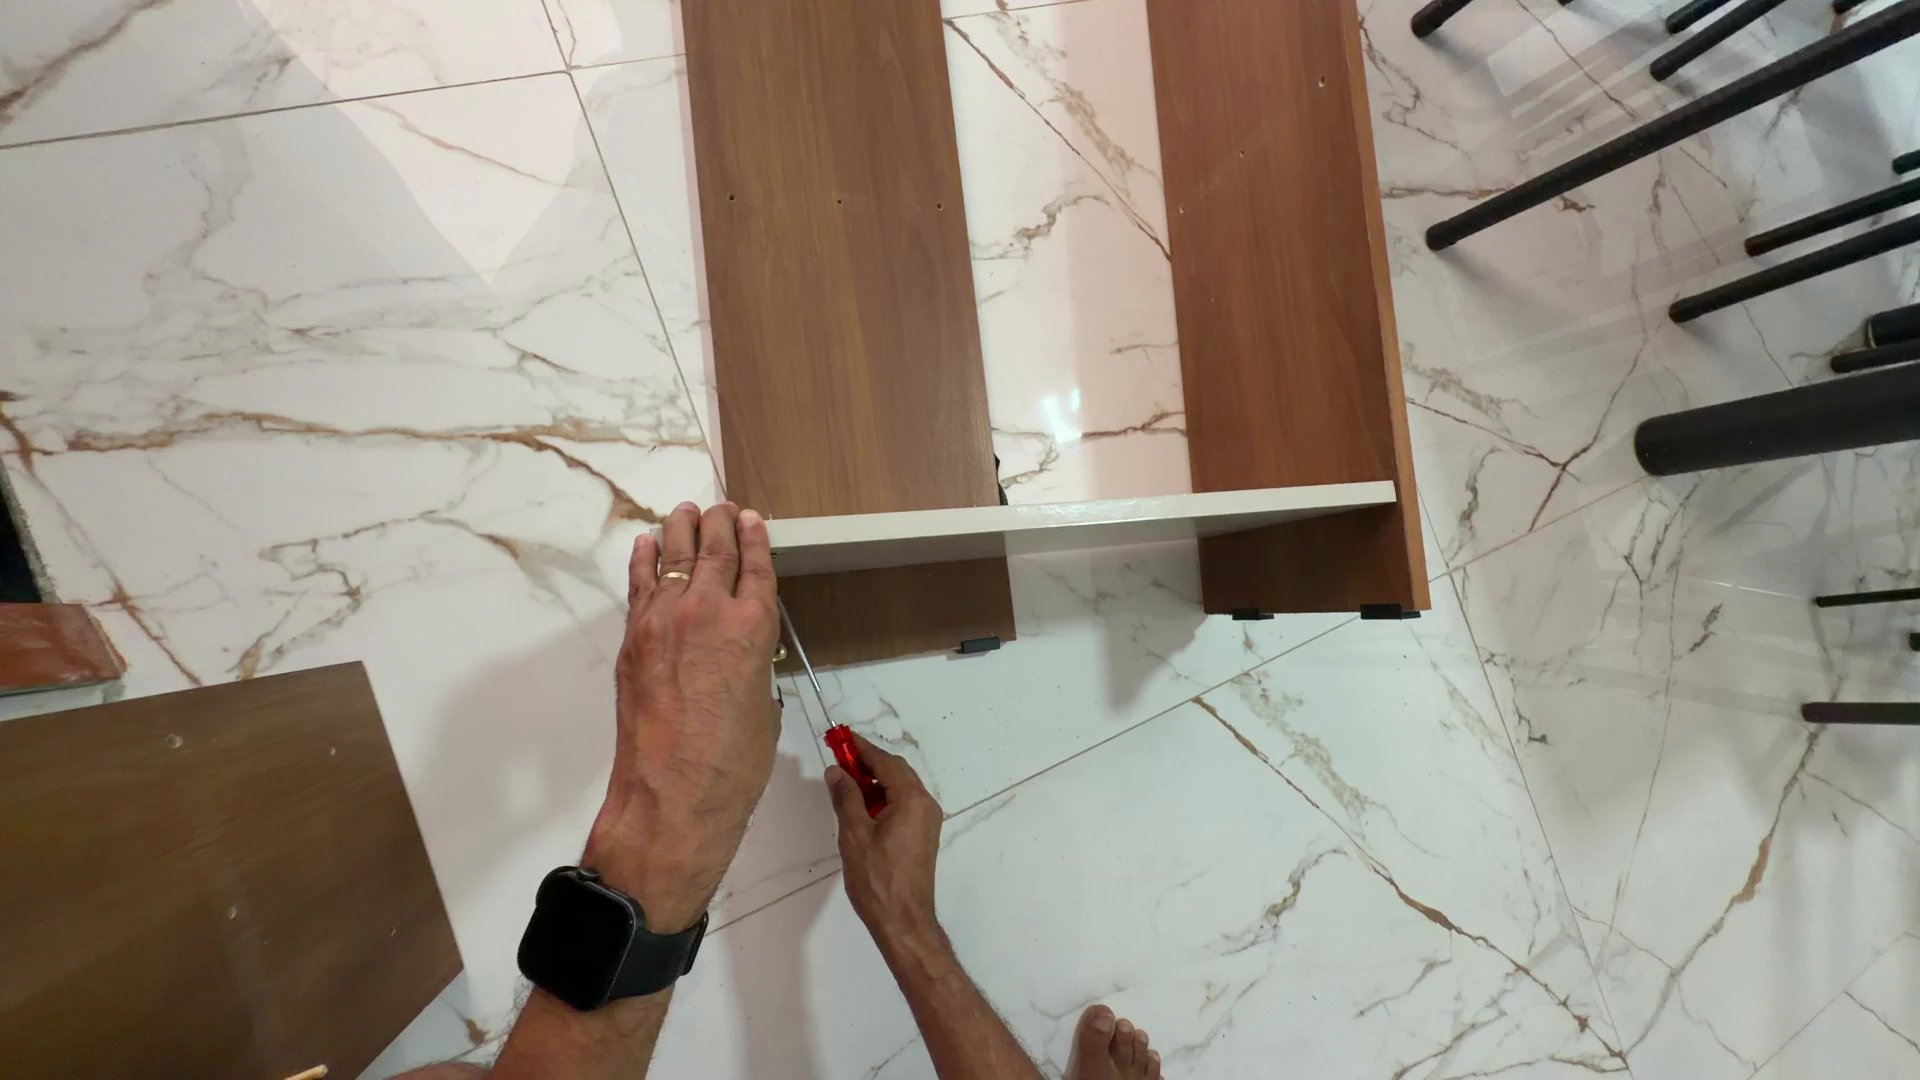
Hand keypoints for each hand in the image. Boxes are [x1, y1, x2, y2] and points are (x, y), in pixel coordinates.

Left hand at [586, 501, 780, 931]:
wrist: (673, 795)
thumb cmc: (735, 761)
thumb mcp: (764, 706)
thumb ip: (755, 669)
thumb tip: (741, 660)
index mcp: (755, 627)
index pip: (758, 566)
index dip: (756, 538)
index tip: (753, 518)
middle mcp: (712, 611)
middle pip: (716, 550)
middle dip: (721, 522)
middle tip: (722, 506)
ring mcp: (666, 620)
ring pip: (677, 558)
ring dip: (683, 529)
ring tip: (687, 509)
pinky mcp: (634, 638)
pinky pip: (642, 585)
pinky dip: (646, 560)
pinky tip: (649, 543)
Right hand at [826, 731, 944, 949]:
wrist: (904, 922)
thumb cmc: (877, 879)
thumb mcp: (855, 835)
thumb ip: (846, 797)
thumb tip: (836, 771)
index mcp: (912, 799)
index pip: (885, 762)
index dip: (861, 748)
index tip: (841, 738)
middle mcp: (926, 803)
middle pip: (896, 771)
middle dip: (868, 763)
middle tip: (840, 760)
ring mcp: (928, 819)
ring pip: (900, 787)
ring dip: (875, 781)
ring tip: (846, 785)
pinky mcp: (924, 834)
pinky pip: (904, 803)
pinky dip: (884, 798)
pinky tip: (863, 808)